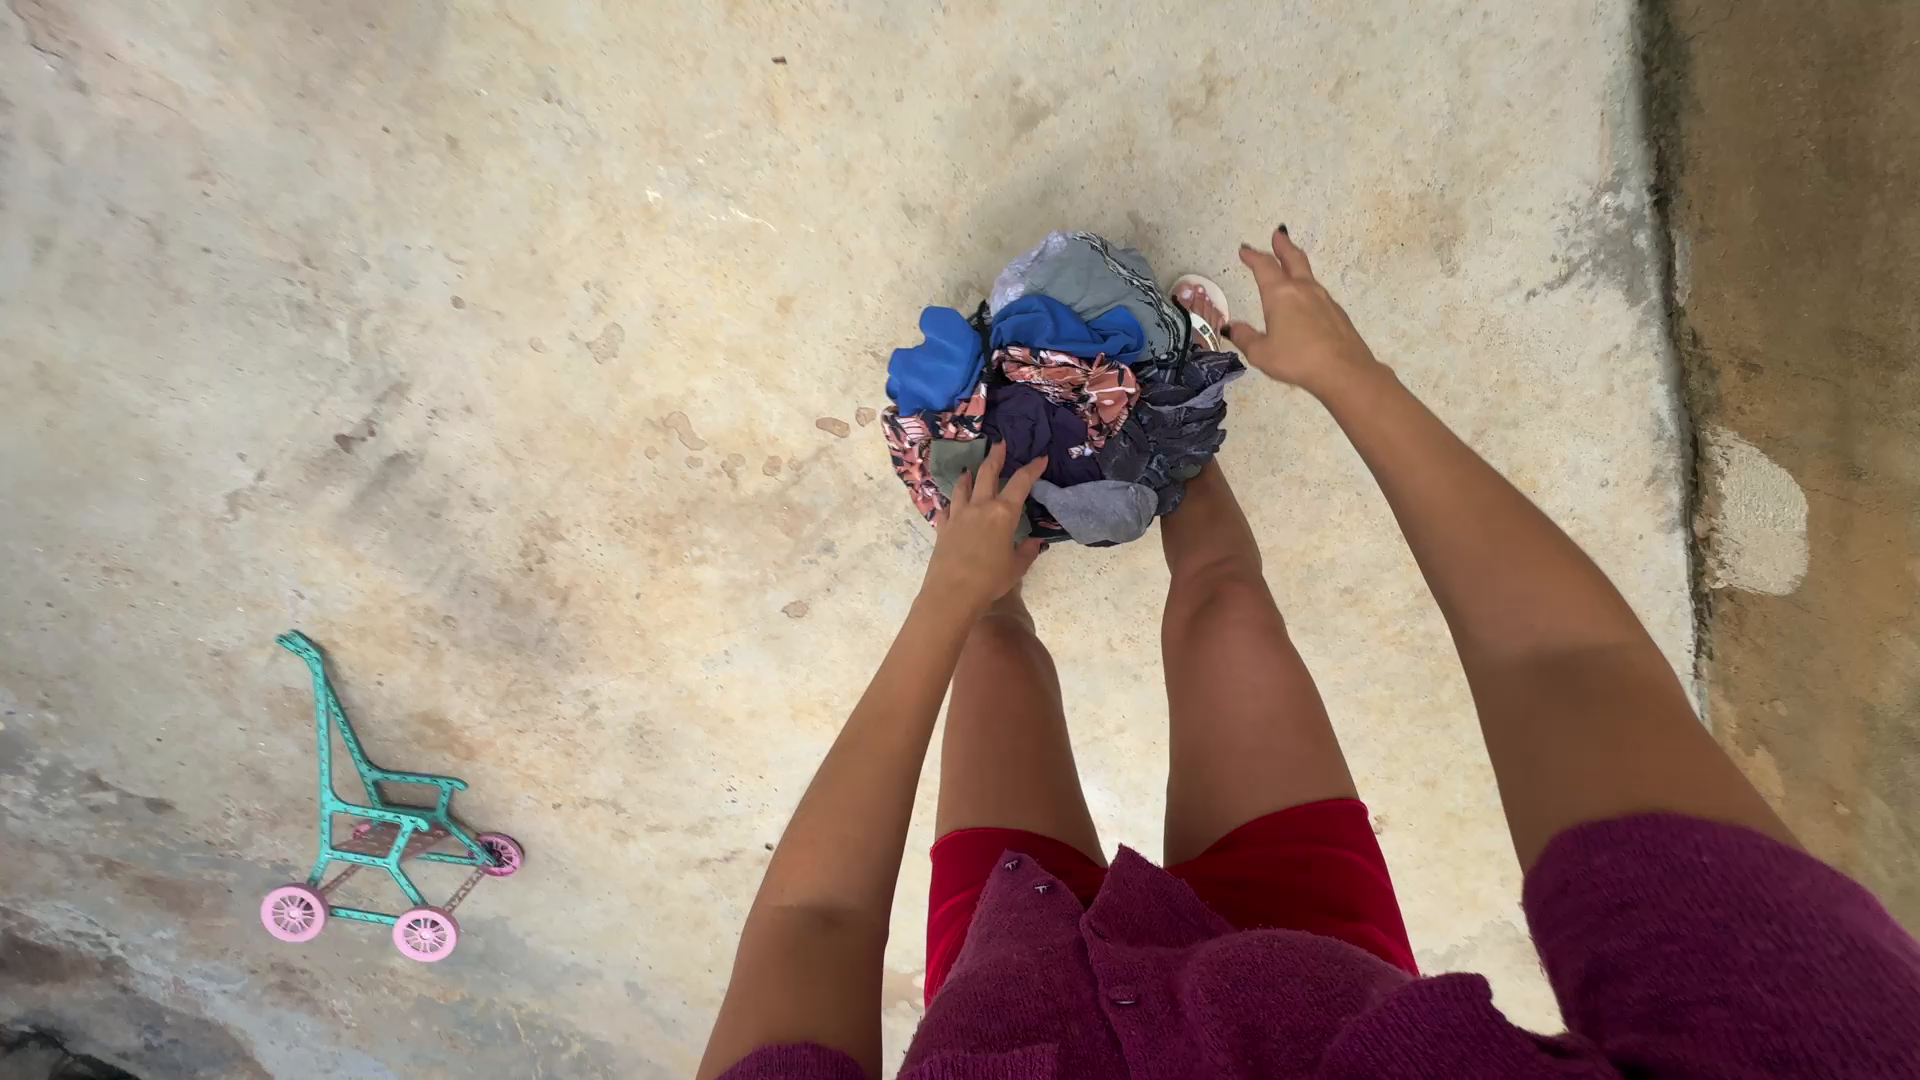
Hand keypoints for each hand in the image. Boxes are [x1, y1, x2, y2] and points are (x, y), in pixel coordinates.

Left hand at [923, 442, 1046, 613]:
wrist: (952, 592)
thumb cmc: (990, 580)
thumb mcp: (1017, 567)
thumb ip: (1028, 551)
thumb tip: (1036, 542)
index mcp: (1003, 513)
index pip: (1021, 483)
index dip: (1032, 469)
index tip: (1040, 458)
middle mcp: (980, 507)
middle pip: (987, 473)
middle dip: (996, 457)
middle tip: (1000, 444)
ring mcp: (958, 515)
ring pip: (963, 487)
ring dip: (968, 475)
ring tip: (969, 469)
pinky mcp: (943, 527)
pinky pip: (947, 509)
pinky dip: (951, 503)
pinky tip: (951, 504)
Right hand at [1225, 227, 1380, 393]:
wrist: (1342, 369)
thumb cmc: (1296, 359)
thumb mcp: (1260, 353)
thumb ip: (1244, 337)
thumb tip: (1231, 327)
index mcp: (1280, 295)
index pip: (1264, 267)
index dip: (1253, 256)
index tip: (1245, 250)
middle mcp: (1302, 290)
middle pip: (1293, 259)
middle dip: (1282, 246)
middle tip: (1277, 234)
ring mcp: (1322, 299)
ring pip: (1306, 273)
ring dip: (1295, 263)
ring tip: (1288, 262)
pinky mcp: (1335, 311)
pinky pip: (1315, 291)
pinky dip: (1304, 286)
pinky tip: (1301, 299)